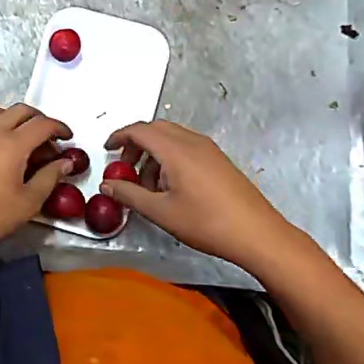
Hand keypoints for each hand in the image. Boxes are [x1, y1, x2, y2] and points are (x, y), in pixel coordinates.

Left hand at [0, 104, 72, 259]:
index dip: (59, 127)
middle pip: (20, 111)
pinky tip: (2, 150)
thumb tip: (65, 162)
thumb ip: (50, 177)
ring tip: (26, 143)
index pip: (42, 124)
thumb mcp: (29, 201)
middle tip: (50, 138)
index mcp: (12, 144)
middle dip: (40, 118)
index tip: (68, 138)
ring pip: (0, 114)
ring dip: (18, 121)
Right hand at [100, 120, 302, 269]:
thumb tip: (107, 185)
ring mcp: (209, 150)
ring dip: (153, 154)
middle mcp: (193, 142)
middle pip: (156, 130)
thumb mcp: (160, 212)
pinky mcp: (219, 161)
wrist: (256, 233)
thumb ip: (129, 195)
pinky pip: (186, 148)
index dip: (119, 137)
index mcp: (176, 150)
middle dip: (136, 145)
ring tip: (147, 185)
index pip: (140, 131)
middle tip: (125, 169)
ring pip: (172, 139)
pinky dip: (170, 159)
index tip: (107, 150)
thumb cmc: (206, 223)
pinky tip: (170, 187)